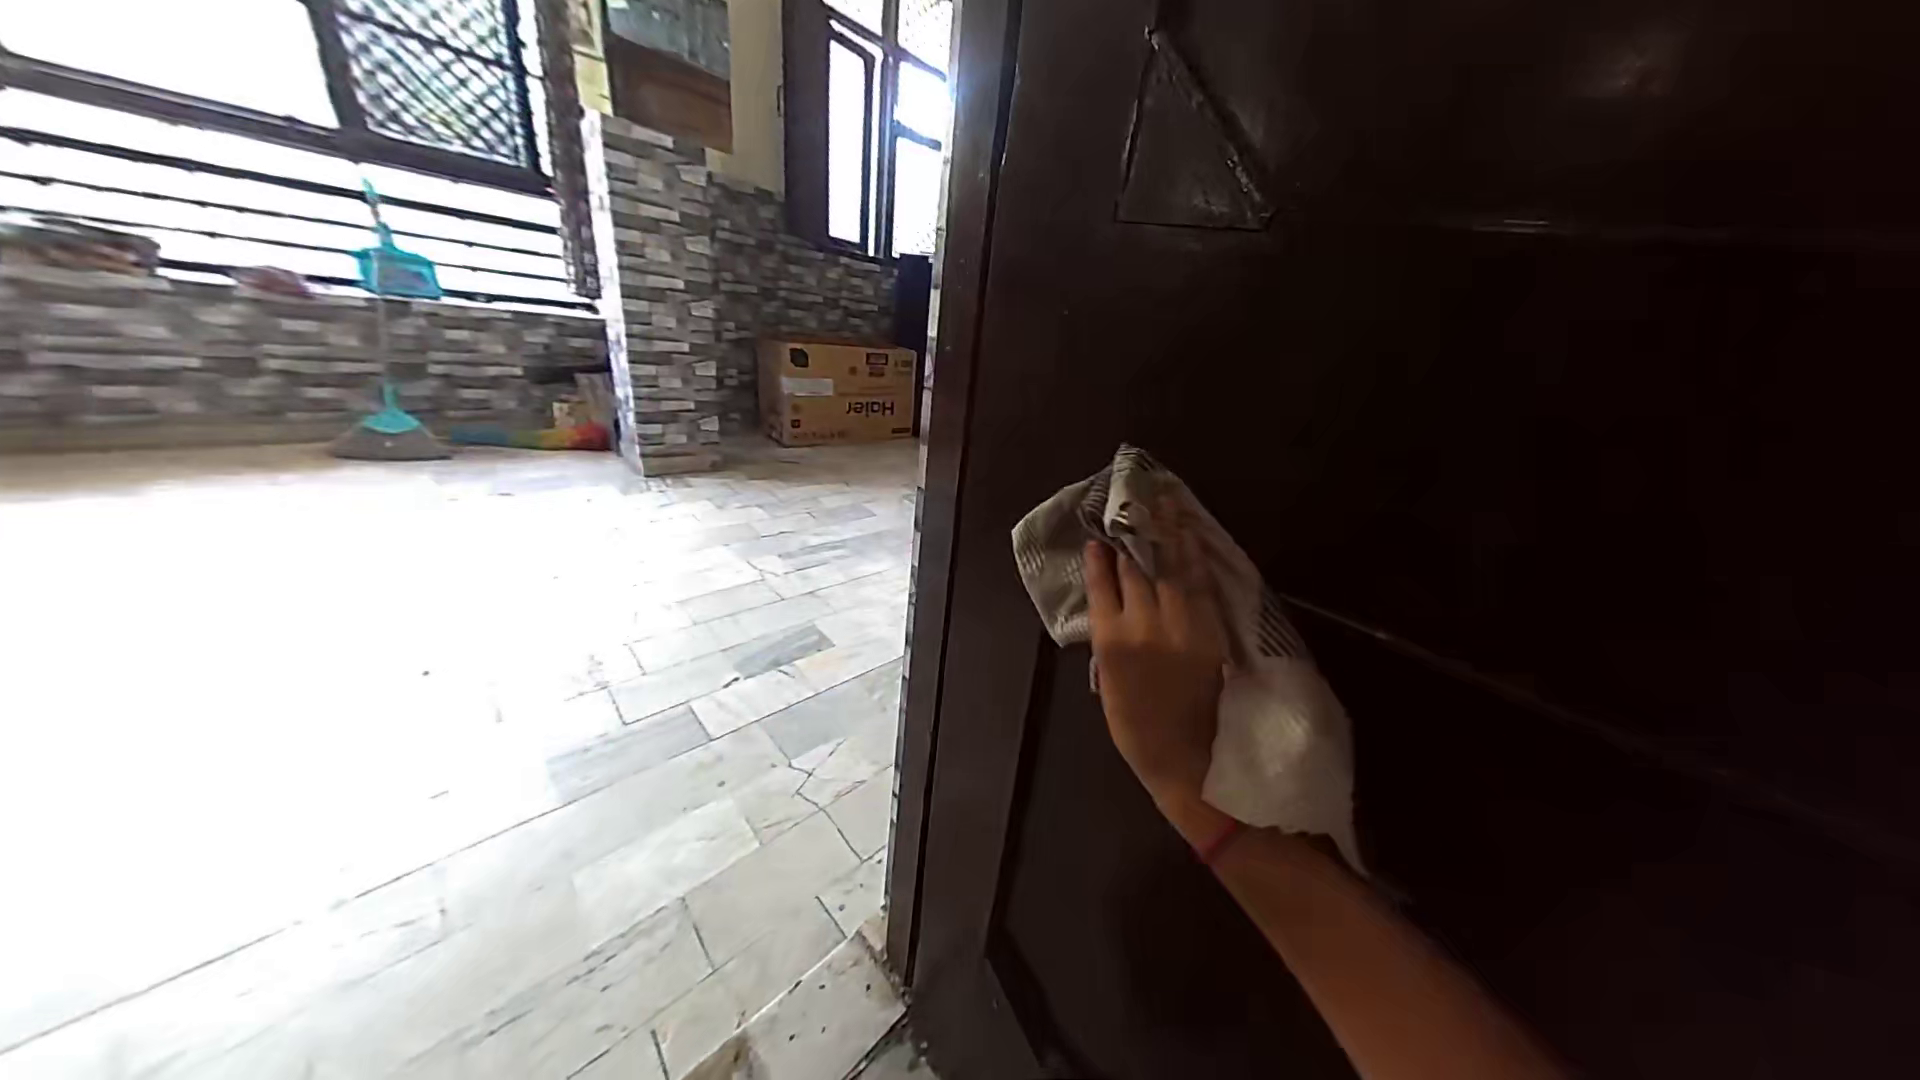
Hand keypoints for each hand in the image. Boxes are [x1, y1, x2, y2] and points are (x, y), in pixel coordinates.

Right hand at [1083, 528, 1234, 844]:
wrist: (1184, 757)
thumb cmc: (1135, 726)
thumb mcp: (1107, 681)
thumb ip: (1108, 639)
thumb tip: (1111, 604)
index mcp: (1110, 642)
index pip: (1103, 586)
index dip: (1101, 559)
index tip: (1100, 538)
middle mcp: (1142, 627)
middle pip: (1137, 570)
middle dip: (1135, 533)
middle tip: (1136, 502)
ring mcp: (1179, 628)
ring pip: (1170, 570)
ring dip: (1168, 535)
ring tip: (1165, 504)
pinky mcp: (1208, 634)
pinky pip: (1200, 588)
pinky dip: (1194, 561)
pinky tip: (1190, 540)